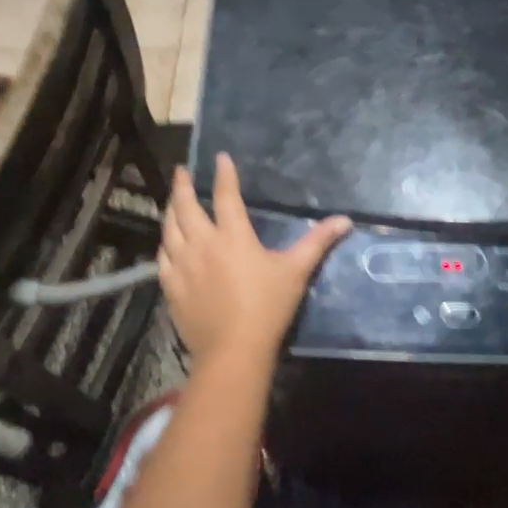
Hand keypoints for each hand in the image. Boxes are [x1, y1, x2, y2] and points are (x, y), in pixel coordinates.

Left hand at [159, 153, 351, 364]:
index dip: (224, 174)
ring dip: (170, 210)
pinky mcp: (171, 287)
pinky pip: (162, 258)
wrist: (233, 351)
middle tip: (181, 171)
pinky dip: (164, 244)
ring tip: (172, 200)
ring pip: (169, 229)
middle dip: (183, 185)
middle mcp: (202, 244)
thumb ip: (317, 242)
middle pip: (186, 206)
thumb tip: (345, 220)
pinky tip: (166, 242)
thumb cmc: (267, 308)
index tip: (220, 157)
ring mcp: (182, 266)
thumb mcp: (296, 272)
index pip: (226, 195)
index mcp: (233, 236)